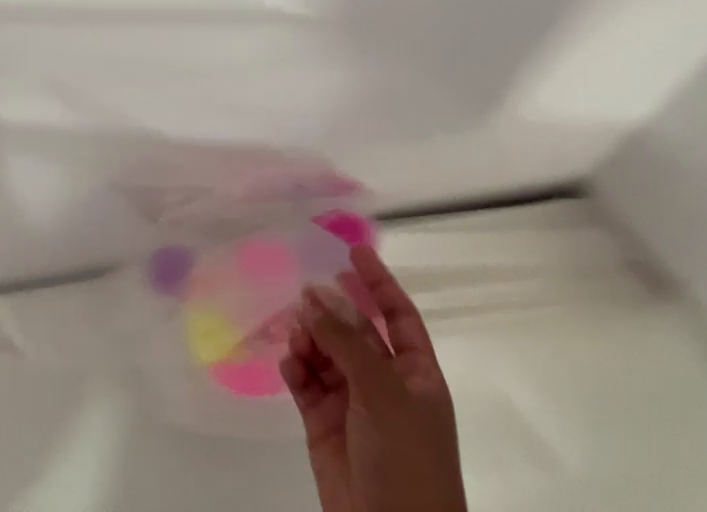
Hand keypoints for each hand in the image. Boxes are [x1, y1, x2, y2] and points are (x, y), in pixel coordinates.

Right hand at [281, 244, 466, 511]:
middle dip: (333, 310)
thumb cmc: (406, 456)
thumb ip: (346, 341)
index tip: (354, 250)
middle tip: (305, 292)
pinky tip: (290, 362)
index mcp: (417, 373)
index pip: (398, 315)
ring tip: (297, 335)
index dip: (378, 283)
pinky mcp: (322, 421)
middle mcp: (384, 381)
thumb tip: (312, 294)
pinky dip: (295, 368)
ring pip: (325, 353)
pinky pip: (306, 381)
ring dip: (310, 338)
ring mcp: (352, 401)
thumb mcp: (383, 393)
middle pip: (355, 331)